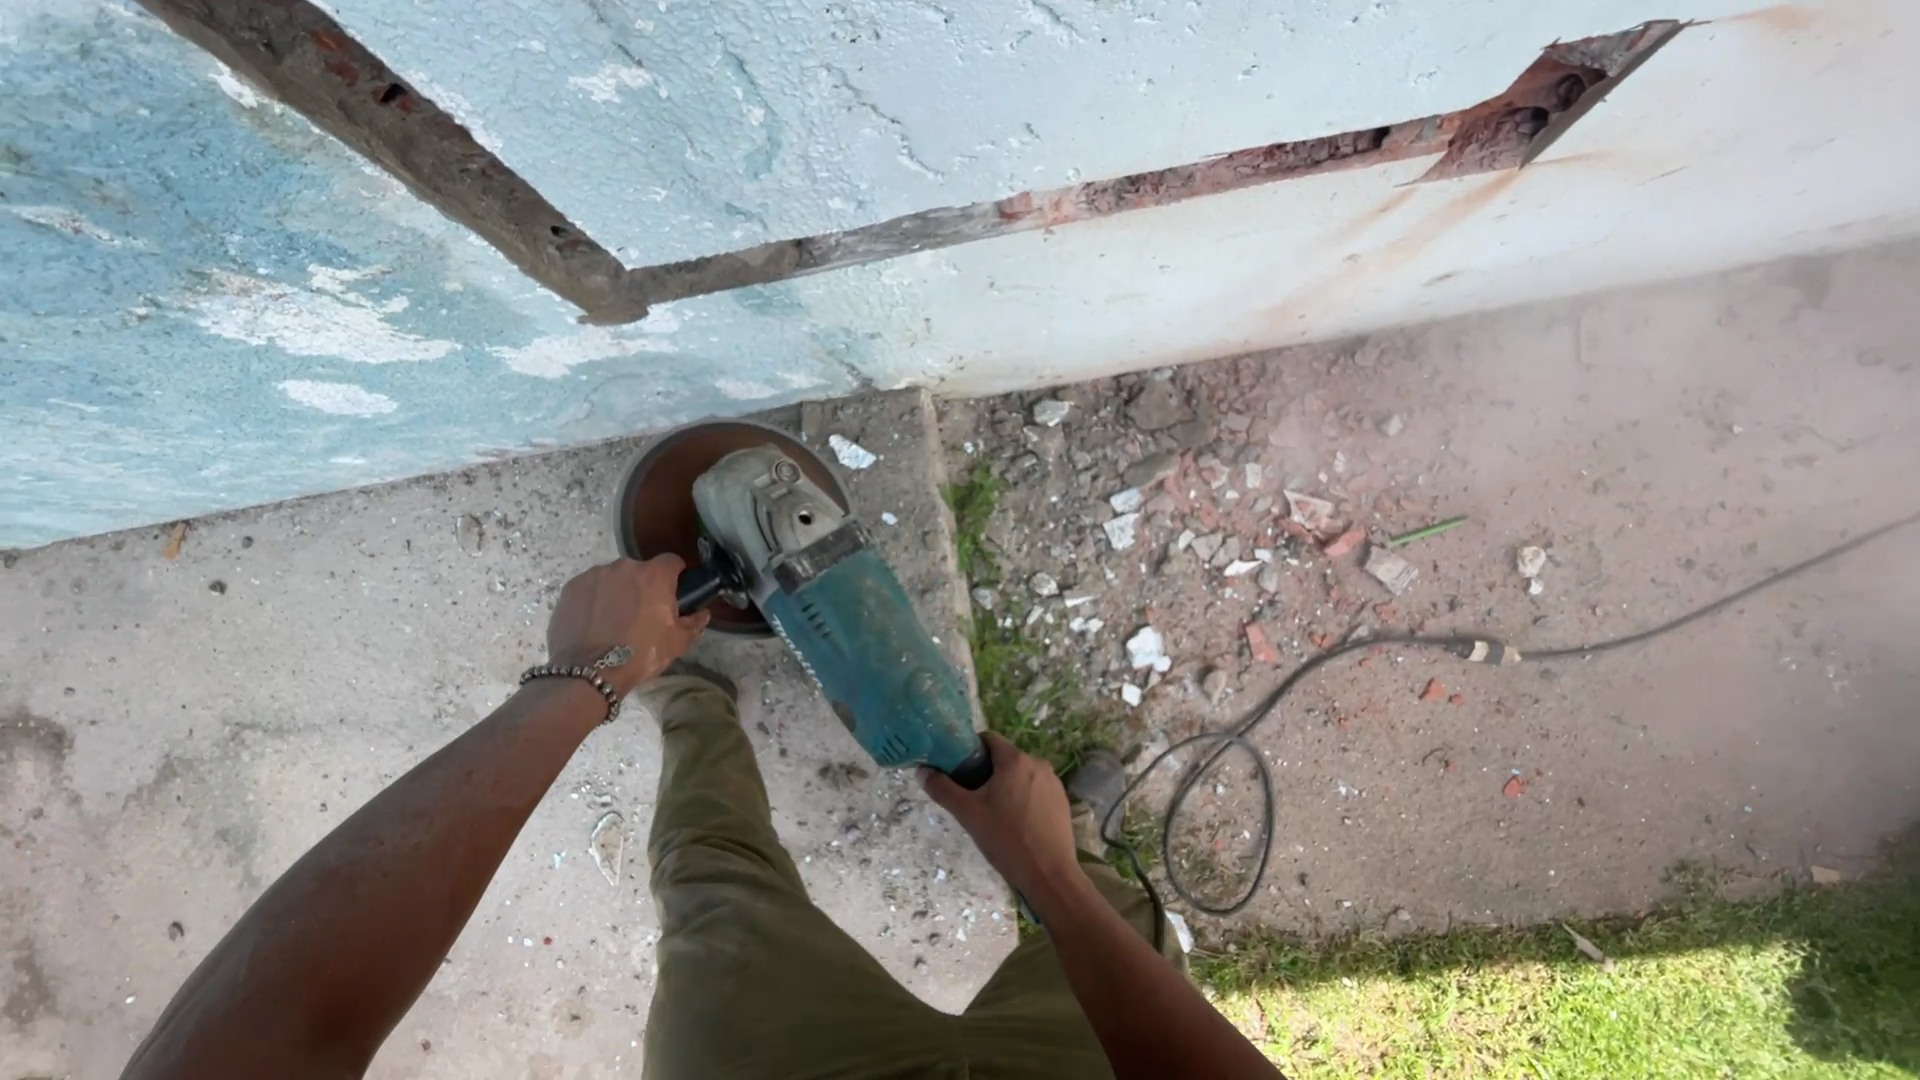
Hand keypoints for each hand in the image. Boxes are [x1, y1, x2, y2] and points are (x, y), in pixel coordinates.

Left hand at [546, 555, 708, 696]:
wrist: (590, 672)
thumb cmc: (642, 653)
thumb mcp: (678, 642)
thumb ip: (694, 622)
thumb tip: (702, 613)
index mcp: (655, 575)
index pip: (672, 561)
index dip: (675, 574)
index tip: (673, 591)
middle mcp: (625, 567)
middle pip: (640, 570)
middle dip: (643, 586)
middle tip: (642, 613)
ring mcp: (595, 575)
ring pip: (613, 578)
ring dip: (617, 591)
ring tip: (613, 620)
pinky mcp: (571, 587)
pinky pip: (589, 588)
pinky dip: (594, 599)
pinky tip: (593, 622)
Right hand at [922, 734, 1080, 902]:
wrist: (1049, 875)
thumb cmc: (1007, 840)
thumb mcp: (968, 814)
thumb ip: (943, 789)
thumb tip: (922, 771)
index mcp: (1015, 760)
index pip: (988, 739)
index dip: (970, 750)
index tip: (958, 770)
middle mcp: (1038, 763)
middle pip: (1004, 757)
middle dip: (986, 772)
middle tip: (972, 797)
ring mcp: (1053, 782)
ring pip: (1021, 774)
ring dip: (1006, 785)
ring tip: (993, 812)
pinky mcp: (1062, 800)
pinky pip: (1036, 789)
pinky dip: (1024, 797)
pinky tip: (1017, 822)